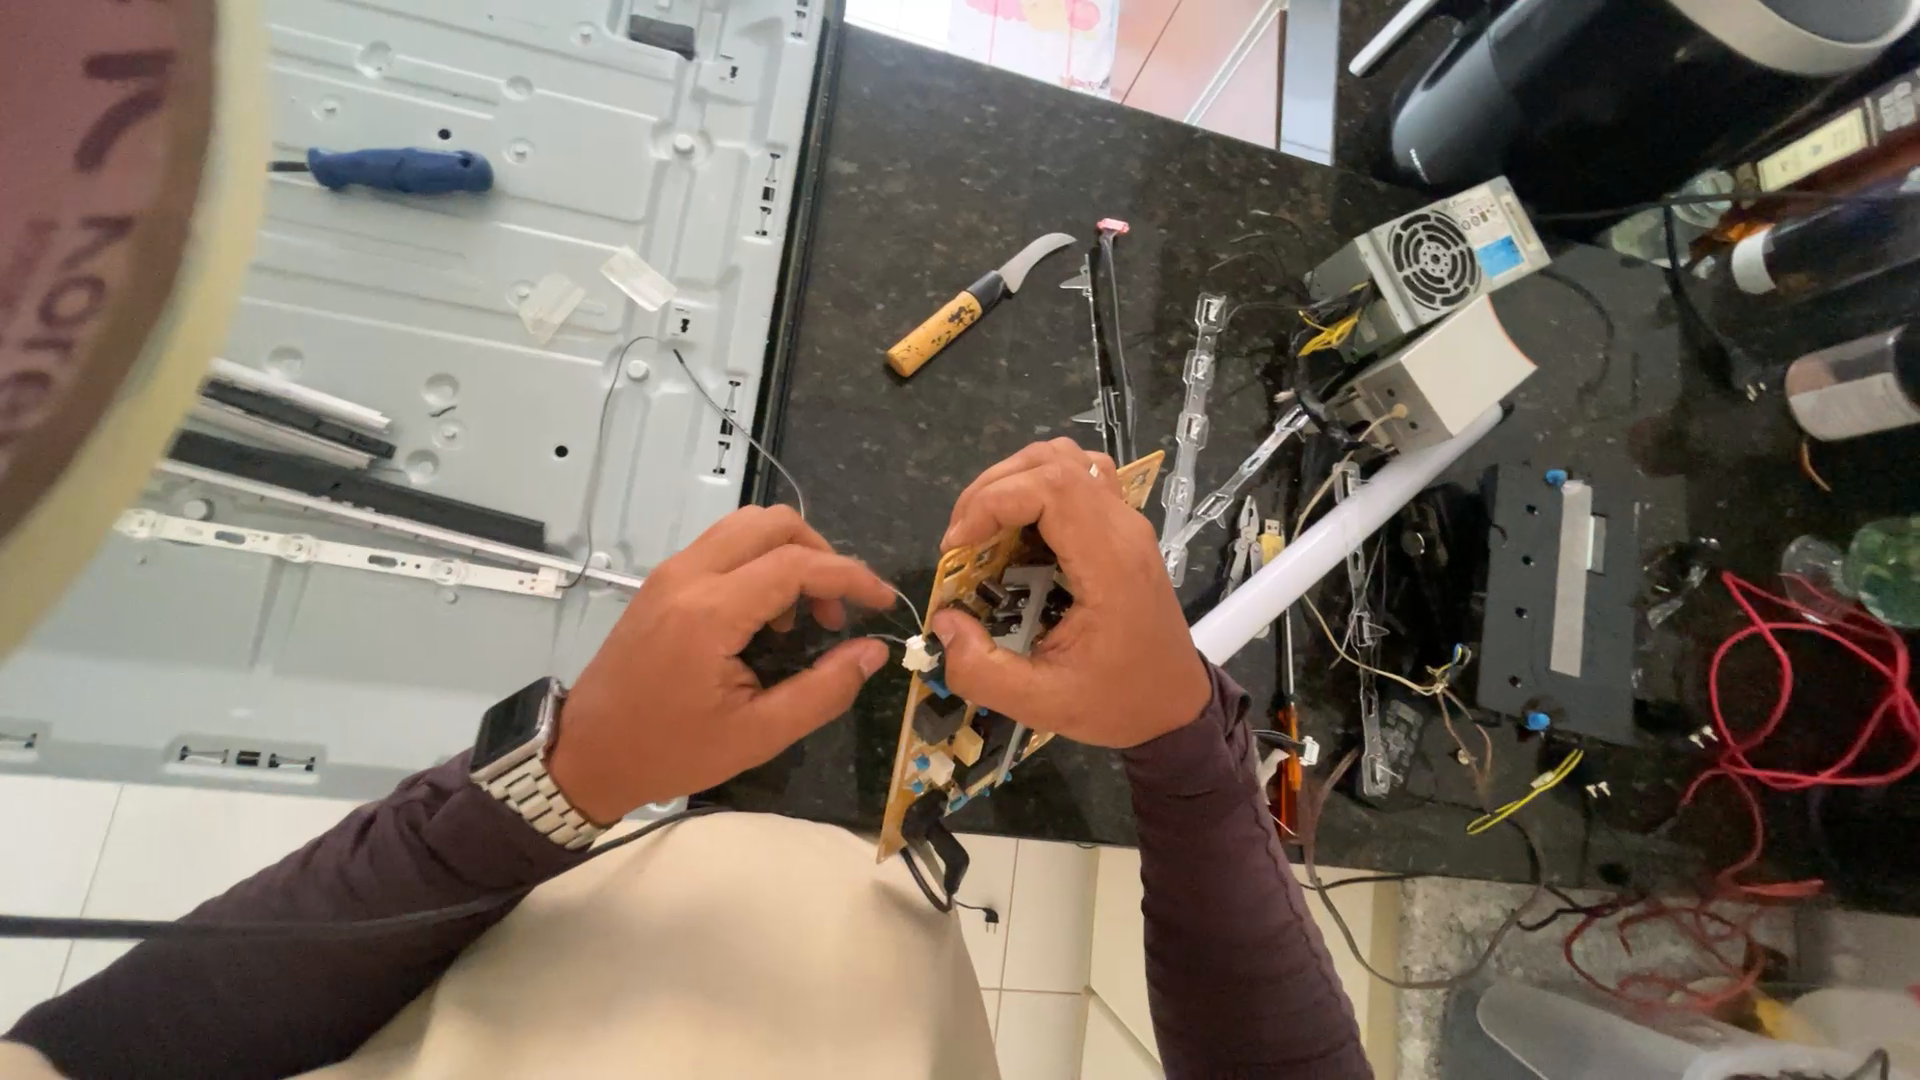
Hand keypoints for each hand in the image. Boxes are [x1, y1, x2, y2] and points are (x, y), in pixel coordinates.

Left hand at [549, 506, 895, 822]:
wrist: (584, 754)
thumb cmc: (671, 750)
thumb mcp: (758, 734)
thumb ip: (824, 690)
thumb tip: (873, 651)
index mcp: (710, 612)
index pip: (797, 564)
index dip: (851, 577)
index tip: (882, 601)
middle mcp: (689, 575)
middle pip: (773, 523)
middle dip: (822, 554)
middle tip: (837, 608)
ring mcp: (672, 572)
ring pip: (747, 526)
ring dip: (791, 554)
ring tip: (802, 614)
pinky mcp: (664, 580)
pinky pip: (726, 545)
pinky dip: (761, 562)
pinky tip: (766, 616)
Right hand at [929, 439, 1210, 748]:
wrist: (1176, 706)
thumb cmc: (1117, 702)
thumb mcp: (1041, 703)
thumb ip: (981, 670)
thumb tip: (943, 622)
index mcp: (1110, 563)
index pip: (1052, 487)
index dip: (992, 502)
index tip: (957, 547)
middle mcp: (1123, 528)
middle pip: (1053, 462)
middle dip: (991, 491)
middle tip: (961, 542)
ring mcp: (1126, 522)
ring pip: (1066, 458)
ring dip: (1013, 480)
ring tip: (983, 527)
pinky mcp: (1121, 527)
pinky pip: (1080, 476)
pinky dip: (1039, 484)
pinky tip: (1018, 525)